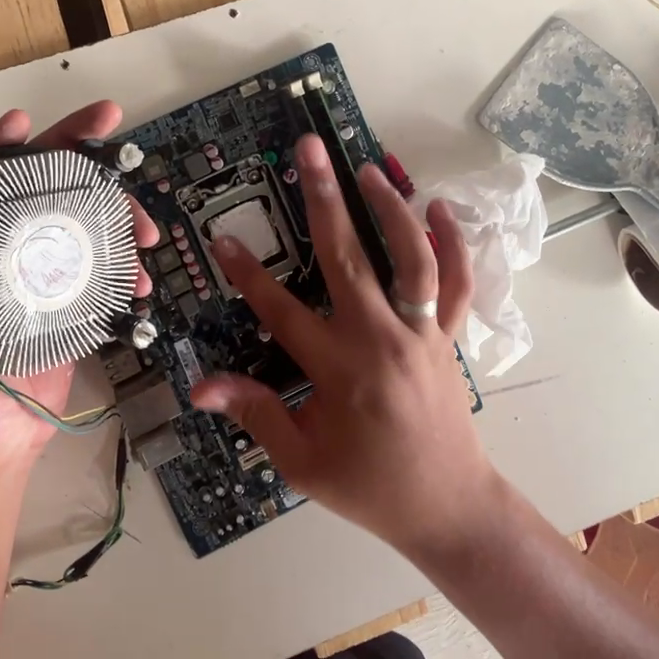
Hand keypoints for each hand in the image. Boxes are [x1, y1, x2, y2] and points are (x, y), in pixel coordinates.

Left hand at [0, 103, 159, 481]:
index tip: (22, 123)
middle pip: (33, 187)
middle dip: (72, 150)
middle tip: (109, 121)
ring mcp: (36, 274)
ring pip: (76, 218)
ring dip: (114, 208)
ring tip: (144, 227)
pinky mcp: (68, 300)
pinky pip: (100, 265)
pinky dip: (126, 264)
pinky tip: (142, 278)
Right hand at [189, 134, 494, 555]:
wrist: (450, 510)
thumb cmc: (369, 487)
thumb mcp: (301, 461)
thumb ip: (255, 413)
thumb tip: (200, 386)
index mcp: (340, 369)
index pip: (282, 310)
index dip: (247, 274)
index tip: (222, 239)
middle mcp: (382, 338)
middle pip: (348, 257)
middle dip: (325, 198)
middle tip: (310, 149)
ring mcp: (422, 333)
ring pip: (411, 258)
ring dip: (390, 209)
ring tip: (368, 169)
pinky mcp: (448, 337)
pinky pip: (457, 284)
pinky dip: (453, 243)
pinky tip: (439, 207)